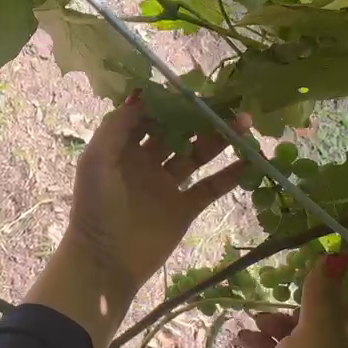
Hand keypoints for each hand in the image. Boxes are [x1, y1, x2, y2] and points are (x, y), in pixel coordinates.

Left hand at [27, 92, 248, 347]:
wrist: (105, 260)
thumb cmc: (95, 207)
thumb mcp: (97, 160)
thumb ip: (117, 126)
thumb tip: (141, 93)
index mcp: (122, 148)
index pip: (150, 116)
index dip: (170, 101)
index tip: (195, 88)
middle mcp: (145, 162)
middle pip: (178, 132)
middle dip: (201, 117)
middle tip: (229, 104)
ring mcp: (166, 185)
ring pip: (197, 155)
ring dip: (219, 139)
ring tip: (245, 124)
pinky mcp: (184, 209)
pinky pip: (211, 187)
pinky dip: (231, 173)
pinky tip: (251, 159)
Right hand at [229, 254, 347, 347]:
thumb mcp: (316, 335)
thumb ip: (322, 295)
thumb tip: (339, 253)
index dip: (339, 300)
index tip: (309, 291)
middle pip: (324, 325)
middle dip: (297, 311)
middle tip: (274, 311)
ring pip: (295, 340)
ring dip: (273, 326)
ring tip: (252, 326)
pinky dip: (259, 346)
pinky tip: (241, 342)